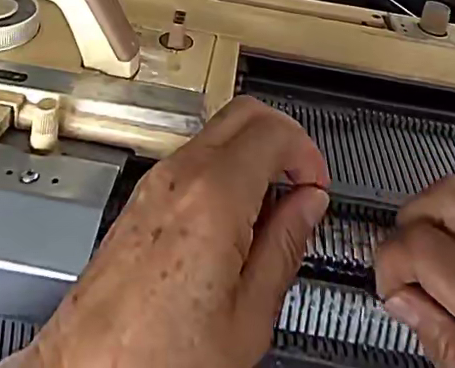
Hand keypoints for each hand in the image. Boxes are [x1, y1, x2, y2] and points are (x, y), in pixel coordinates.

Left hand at [17, 96, 330, 367]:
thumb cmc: (153, 363)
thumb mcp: (246, 318)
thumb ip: (285, 247)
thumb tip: (307, 206)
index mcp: (213, 198)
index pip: (276, 132)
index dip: (308, 152)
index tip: (315, 183)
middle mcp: (180, 177)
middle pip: (246, 112)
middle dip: (284, 135)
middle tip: (300, 177)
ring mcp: (155, 184)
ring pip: (219, 131)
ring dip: (253, 151)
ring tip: (269, 206)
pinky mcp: (139, 200)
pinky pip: (194, 157)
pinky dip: (225, 167)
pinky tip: (234, 217)